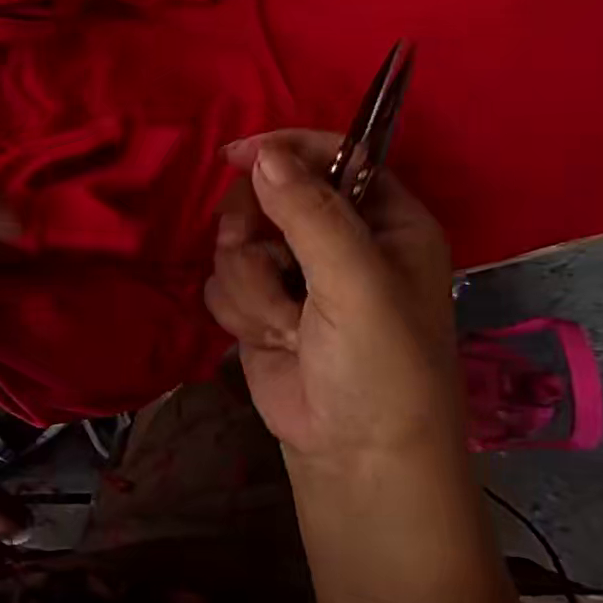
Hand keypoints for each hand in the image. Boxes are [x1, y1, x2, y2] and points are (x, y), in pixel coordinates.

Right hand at [204, 130, 462, 463]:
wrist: (352, 451)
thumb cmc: (381, 364)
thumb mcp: (357, 282)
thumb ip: (311, 213)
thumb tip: (261, 154)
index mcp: (382, 219)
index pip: (332, 156)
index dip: (285, 151)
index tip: (237, 157)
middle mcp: (334, 239)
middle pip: (265, 197)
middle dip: (256, 233)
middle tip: (270, 263)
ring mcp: (291, 274)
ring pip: (233, 244)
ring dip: (252, 286)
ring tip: (286, 323)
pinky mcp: (257, 305)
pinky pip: (220, 280)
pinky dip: (239, 311)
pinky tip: (269, 339)